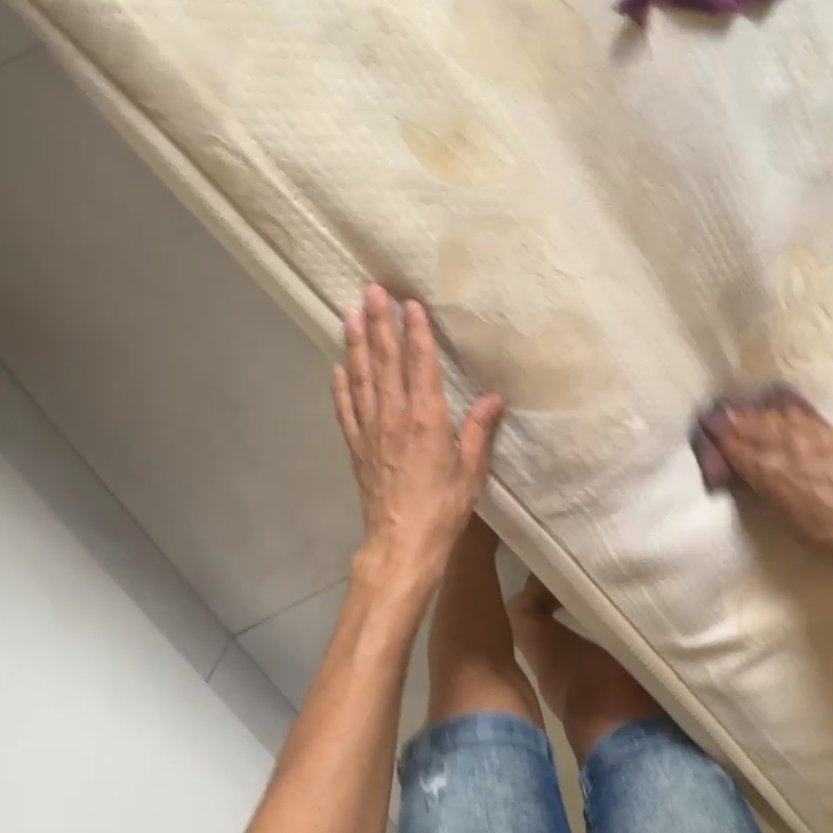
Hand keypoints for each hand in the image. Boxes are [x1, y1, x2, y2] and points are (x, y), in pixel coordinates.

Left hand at [332, 285, 505, 581]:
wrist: (403, 542)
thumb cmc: (444, 507)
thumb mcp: (472, 470)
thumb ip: (478, 430)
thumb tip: (493, 398)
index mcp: (427, 419)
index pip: (420, 364)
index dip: (415, 332)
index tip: (409, 304)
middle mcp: (395, 416)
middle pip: (385, 361)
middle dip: (379, 323)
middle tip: (371, 290)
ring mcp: (371, 431)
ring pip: (361, 378)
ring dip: (355, 344)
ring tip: (350, 314)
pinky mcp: (356, 448)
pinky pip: (346, 409)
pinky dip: (341, 385)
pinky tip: (338, 367)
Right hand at [703, 394, 832, 581]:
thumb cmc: (817, 533)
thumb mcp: (776, 512)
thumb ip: (756, 481)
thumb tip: (738, 463)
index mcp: (770, 470)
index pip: (734, 444)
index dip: (717, 436)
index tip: (708, 429)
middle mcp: (789, 445)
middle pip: (751, 423)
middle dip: (732, 421)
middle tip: (720, 418)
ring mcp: (813, 435)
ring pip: (774, 414)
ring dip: (756, 414)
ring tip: (745, 414)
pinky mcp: (831, 432)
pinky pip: (800, 414)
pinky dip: (783, 413)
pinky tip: (777, 413)